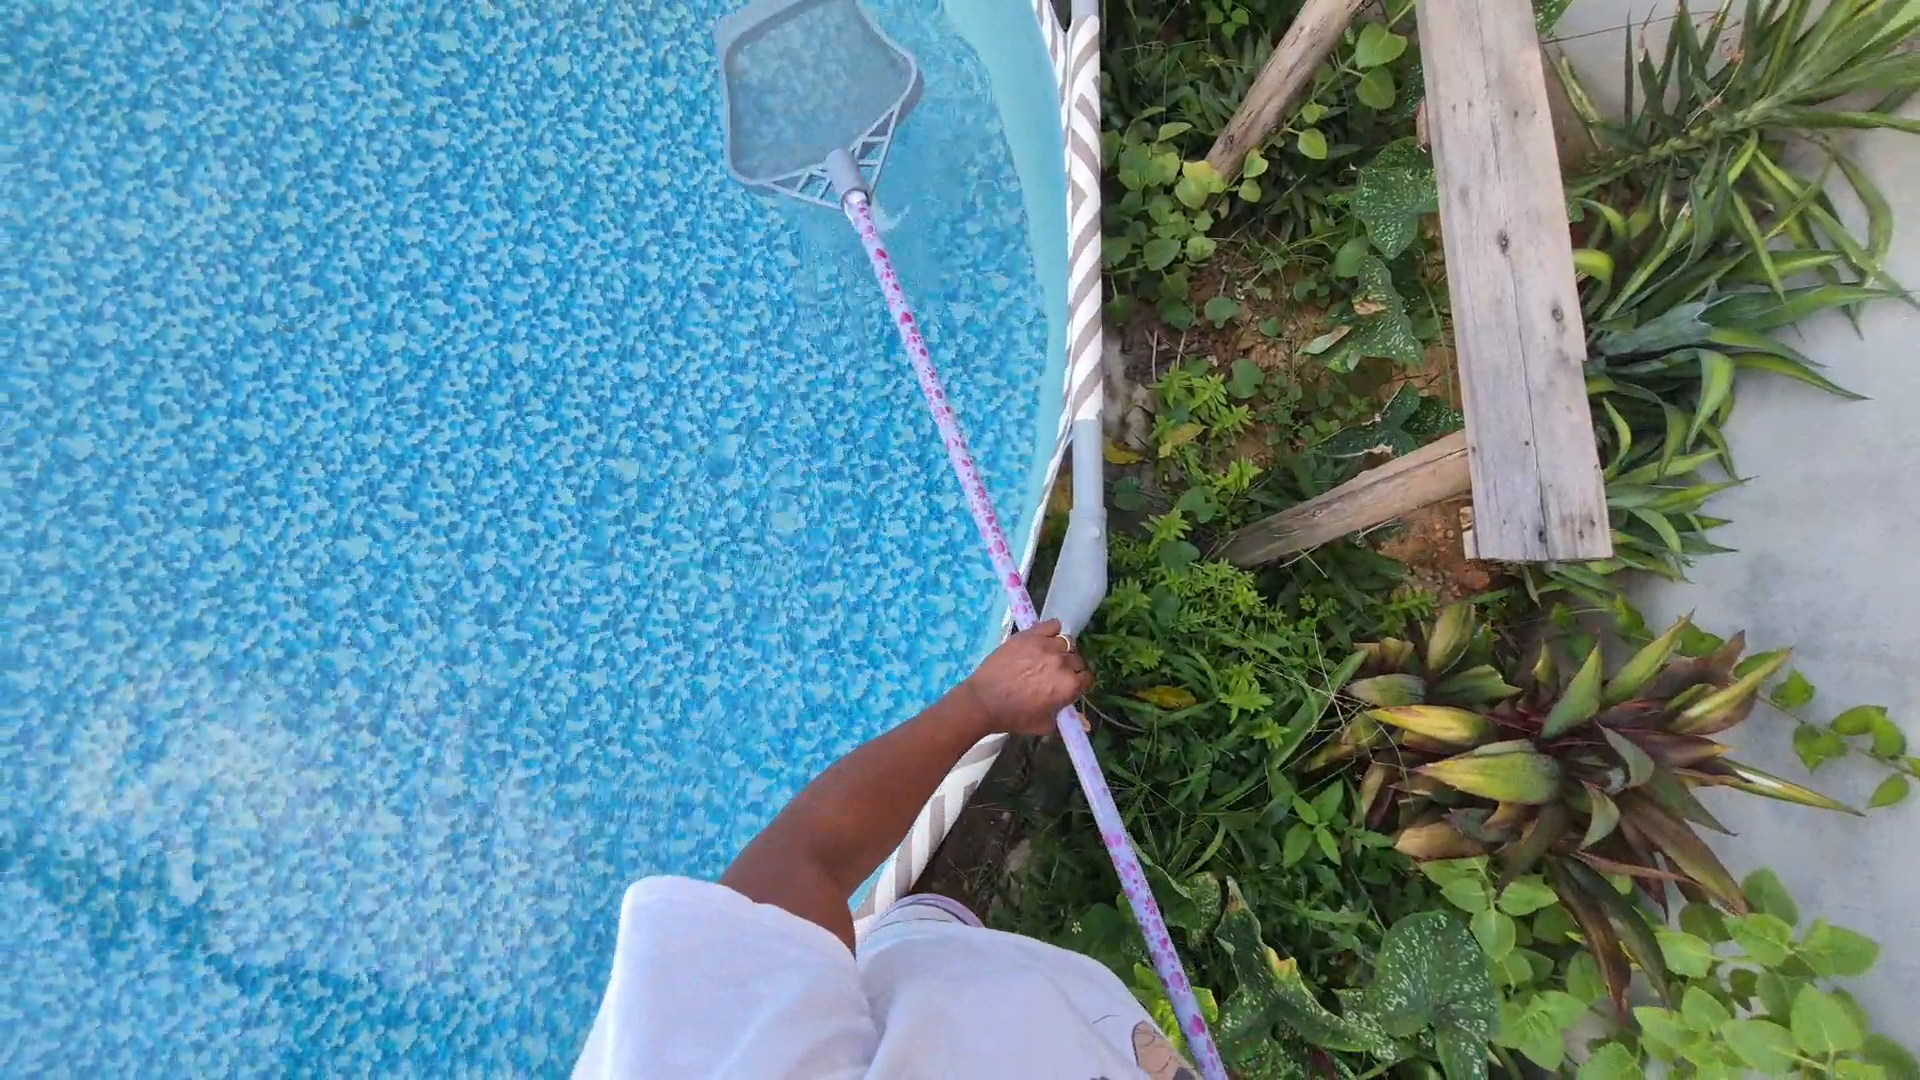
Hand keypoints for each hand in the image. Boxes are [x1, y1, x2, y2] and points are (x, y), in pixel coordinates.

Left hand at [951, 619, 1093, 737]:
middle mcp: (1063, 663)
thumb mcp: (1044, 724)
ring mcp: (1047, 646)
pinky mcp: (1031, 634)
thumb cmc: (1014, 716)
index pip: (1086, 678)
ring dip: (1059, 649)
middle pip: (1076, 659)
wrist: (984, 701)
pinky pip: (1052, 625)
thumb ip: (1067, 720)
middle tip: (1053, 673)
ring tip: (1046, 656)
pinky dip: (1051, 630)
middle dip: (1068, 667)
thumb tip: (1085, 723)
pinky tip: (1043, 639)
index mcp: (1069, 686)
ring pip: (1065, 642)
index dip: (1077, 682)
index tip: (1066, 684)